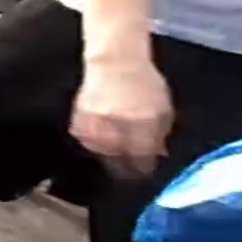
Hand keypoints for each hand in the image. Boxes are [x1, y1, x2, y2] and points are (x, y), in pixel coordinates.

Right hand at [71, 55, 172, 177]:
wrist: (114, 65)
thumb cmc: (145, 84)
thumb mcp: (163, 108)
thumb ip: (160, 132)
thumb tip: (157, 153)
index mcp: (143, 121)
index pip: (142, 154)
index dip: (143, 167)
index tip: (145, 176)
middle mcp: (116, 123)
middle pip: (117, 156)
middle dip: (123, 167)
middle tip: (127, 176)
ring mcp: (94, 121)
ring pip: (99, 149)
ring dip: (107, 157)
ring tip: (113, 162)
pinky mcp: (78, 118)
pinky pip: (84, 139)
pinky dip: (92, 144)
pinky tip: (98, 145)